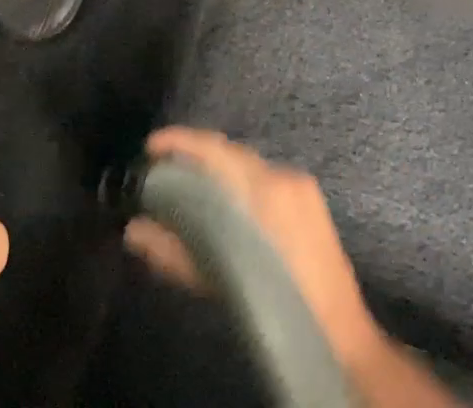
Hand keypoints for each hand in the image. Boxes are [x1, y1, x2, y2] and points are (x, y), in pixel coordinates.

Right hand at [123, 126, 386, 369]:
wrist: (339, 332)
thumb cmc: (274, 304)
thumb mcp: (215, 279)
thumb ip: (170, 251)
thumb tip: (133, 230)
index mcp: (262, 189)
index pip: (213, 148)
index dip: (177, 140)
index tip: (149, 147)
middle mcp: (283, 176)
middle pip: (229, 151)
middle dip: (195, 153)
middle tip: (164, 168)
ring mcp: (301, 187)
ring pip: (248, 164)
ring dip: (218, 169)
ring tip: (190, 184)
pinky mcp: (312, 200)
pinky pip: (265, 178)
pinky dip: (239, 182)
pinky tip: (225, 203)